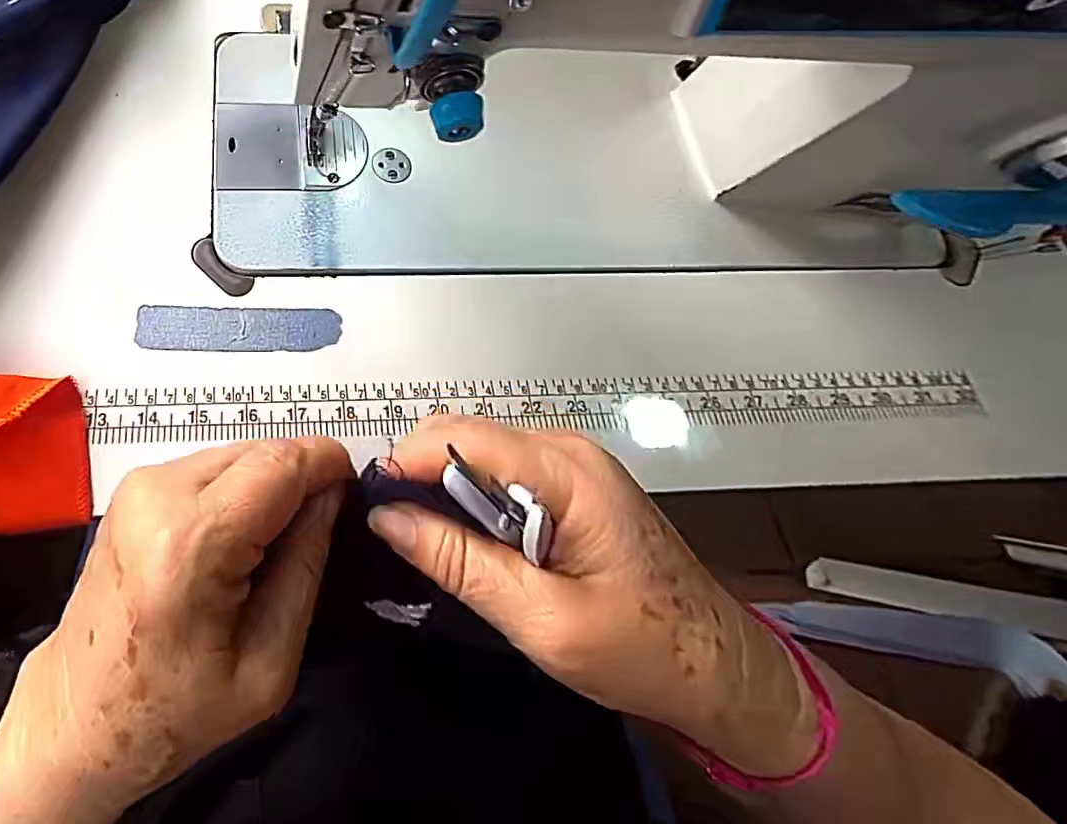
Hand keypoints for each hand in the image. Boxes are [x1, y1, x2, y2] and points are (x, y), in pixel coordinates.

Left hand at [0, 438, 352, 823]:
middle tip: (316, 532)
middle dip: (299, 478)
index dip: (327, 466)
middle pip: (257, 451)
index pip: (279, 463)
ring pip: (233, 454)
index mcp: (191, 541)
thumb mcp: (267, 662)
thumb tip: (330, 496)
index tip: (352, 493)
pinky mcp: (132, 486)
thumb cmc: (173, 708)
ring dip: (266, 485)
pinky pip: (206, 466)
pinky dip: (234, 489)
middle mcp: (157, 493)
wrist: (82, 707)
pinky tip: (233, 539)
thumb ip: (305, 566)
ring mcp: (138, 483)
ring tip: (269, 547)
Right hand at [366, 416, 818, 777]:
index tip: (379, 508)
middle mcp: (562, 450)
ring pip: (466, 448)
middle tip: (403, 531)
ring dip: (438, 487)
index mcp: (566, 473)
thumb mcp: (542, 619)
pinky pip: (488, 467)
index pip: (456, 436)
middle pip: (456, 433)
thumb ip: (458, 561)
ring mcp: (563, 461)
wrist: (727, 674)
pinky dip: (463, 495)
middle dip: (417, 474)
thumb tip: (385, 517)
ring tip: (435, 540)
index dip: (405, 464)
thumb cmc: (650, 653)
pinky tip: (469, 537)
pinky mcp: (561, 479)